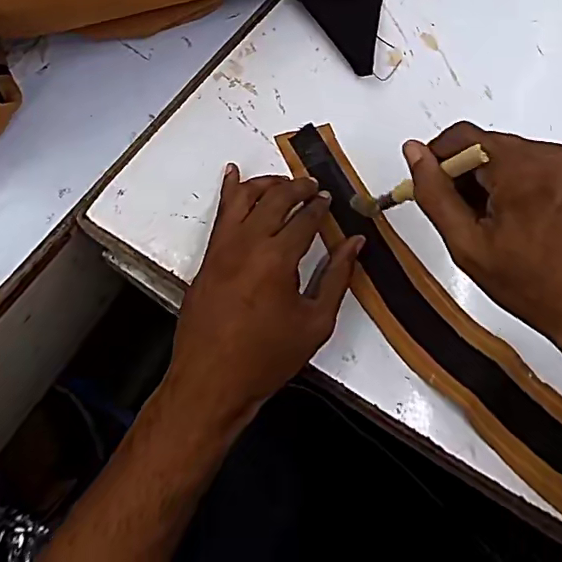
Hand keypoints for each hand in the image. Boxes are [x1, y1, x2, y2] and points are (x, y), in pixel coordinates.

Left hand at [167, 167, 365, 421]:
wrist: (210, 385)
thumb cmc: (265, 360)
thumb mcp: (315, 323)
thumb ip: (337, 277)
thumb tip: (354, 244)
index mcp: (277, 259)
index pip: (305, 218)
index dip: (319, 206)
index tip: (328, 199)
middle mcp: (247, 246)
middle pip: (275, 199)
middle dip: (297, 187)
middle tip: (311, 185)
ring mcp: (222, 250)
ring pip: (243, 198)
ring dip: (266, 184)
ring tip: (282, 181)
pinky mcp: (207, 259)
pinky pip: (220, 215)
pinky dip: (229, 192)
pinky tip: (232, 176)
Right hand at [404, 124, 561, 344]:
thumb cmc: (542, 286)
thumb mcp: (469, 245)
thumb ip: (435, 194)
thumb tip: (416, 155)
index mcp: (521, 169)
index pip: (462, 136)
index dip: (436, 159)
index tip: (428, 181)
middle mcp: (546, 156)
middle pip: (483, 144)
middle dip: (462, 175)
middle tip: (458, 214)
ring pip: (502, 154)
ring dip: (485, 180)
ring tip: (488, 224)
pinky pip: (525, 164)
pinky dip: (509, 184)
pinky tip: (509, 220)